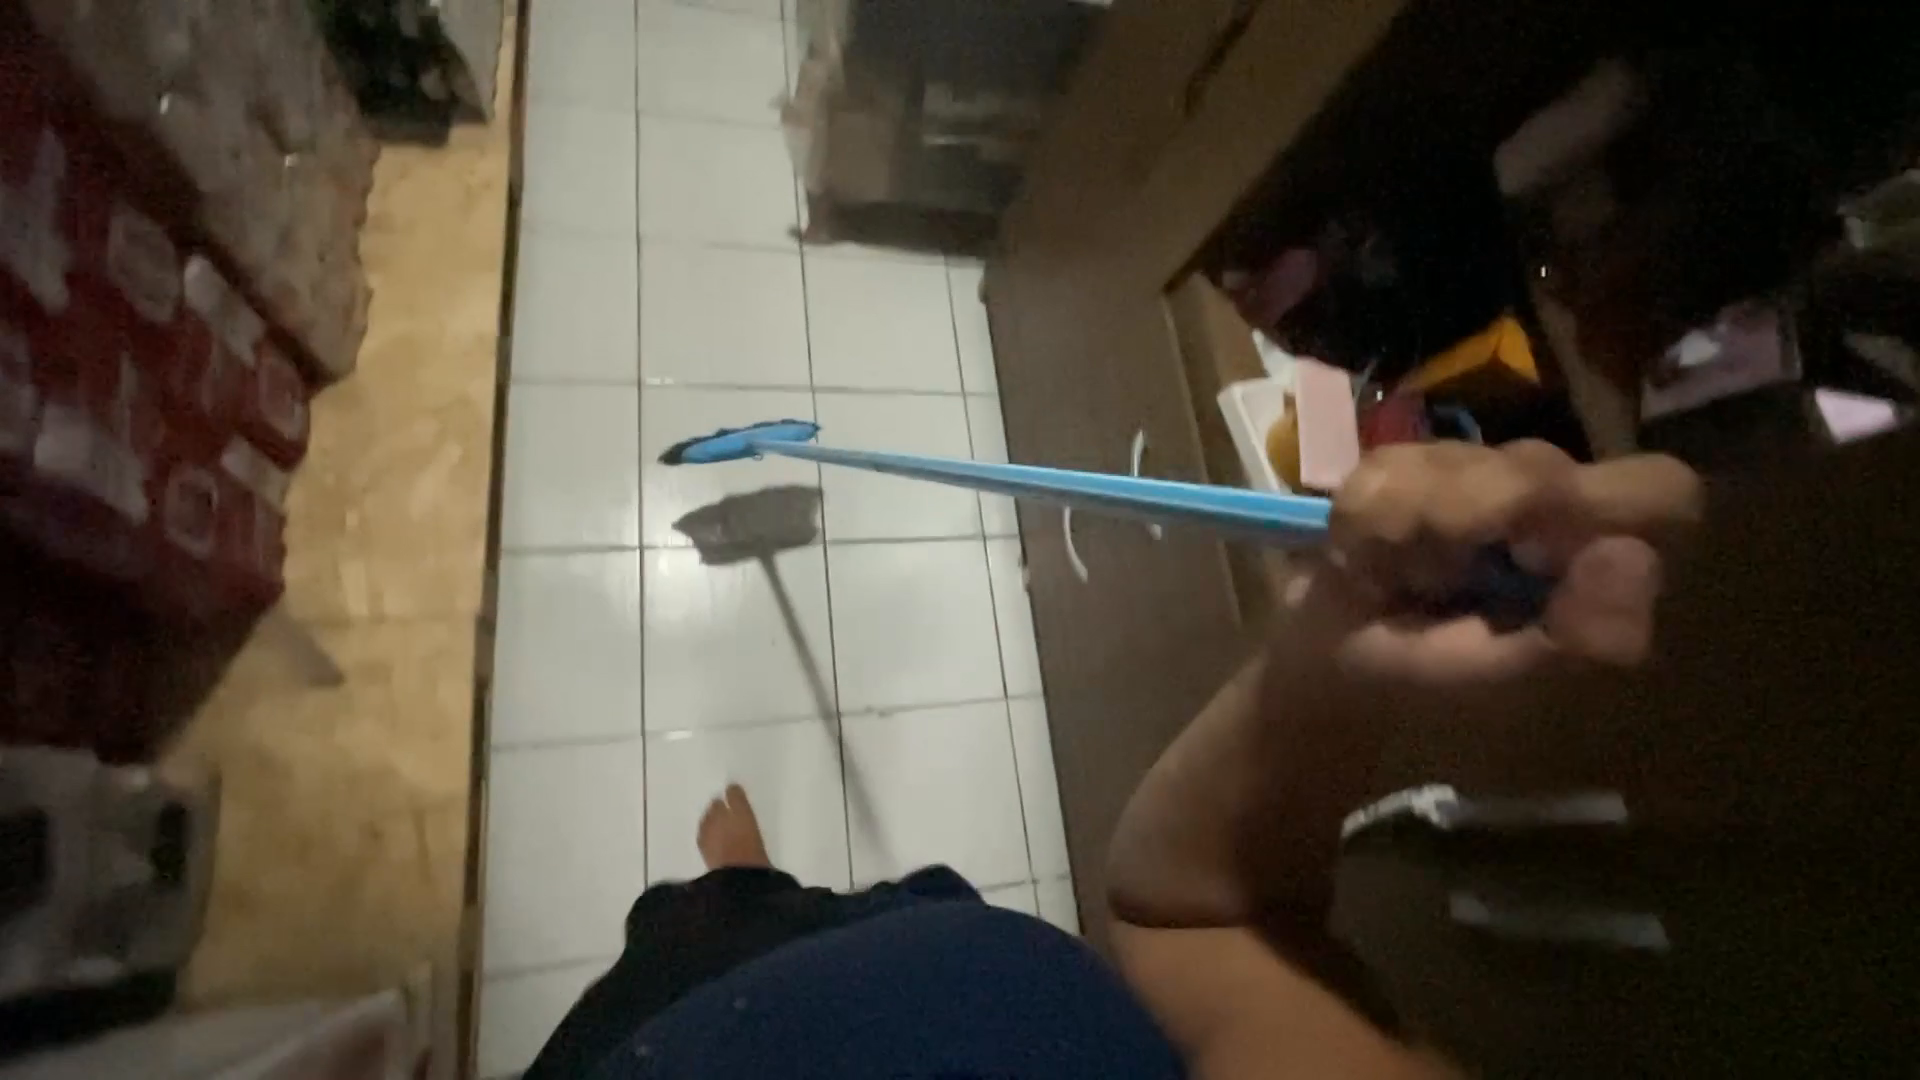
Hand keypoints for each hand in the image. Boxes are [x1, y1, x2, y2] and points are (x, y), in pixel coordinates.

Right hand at [1246, 441, 1699, 909]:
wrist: (1325, 665)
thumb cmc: (1422, 683)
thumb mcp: (1506, 679)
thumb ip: (1580, 636)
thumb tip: (1630, 555)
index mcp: (1591, 556)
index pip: (1653, 489)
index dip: (1595, 509)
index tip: (1527, 554)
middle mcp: (1543, 504)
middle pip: (1536, 461)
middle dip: (1466, 522)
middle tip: (1429, 580)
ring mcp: (1466, 477)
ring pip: (1447, 460)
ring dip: (1401, 533)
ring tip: (1385, 581)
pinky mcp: (1397, 469)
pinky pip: (1379, 470)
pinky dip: (1358, 525)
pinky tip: (1357, 560)